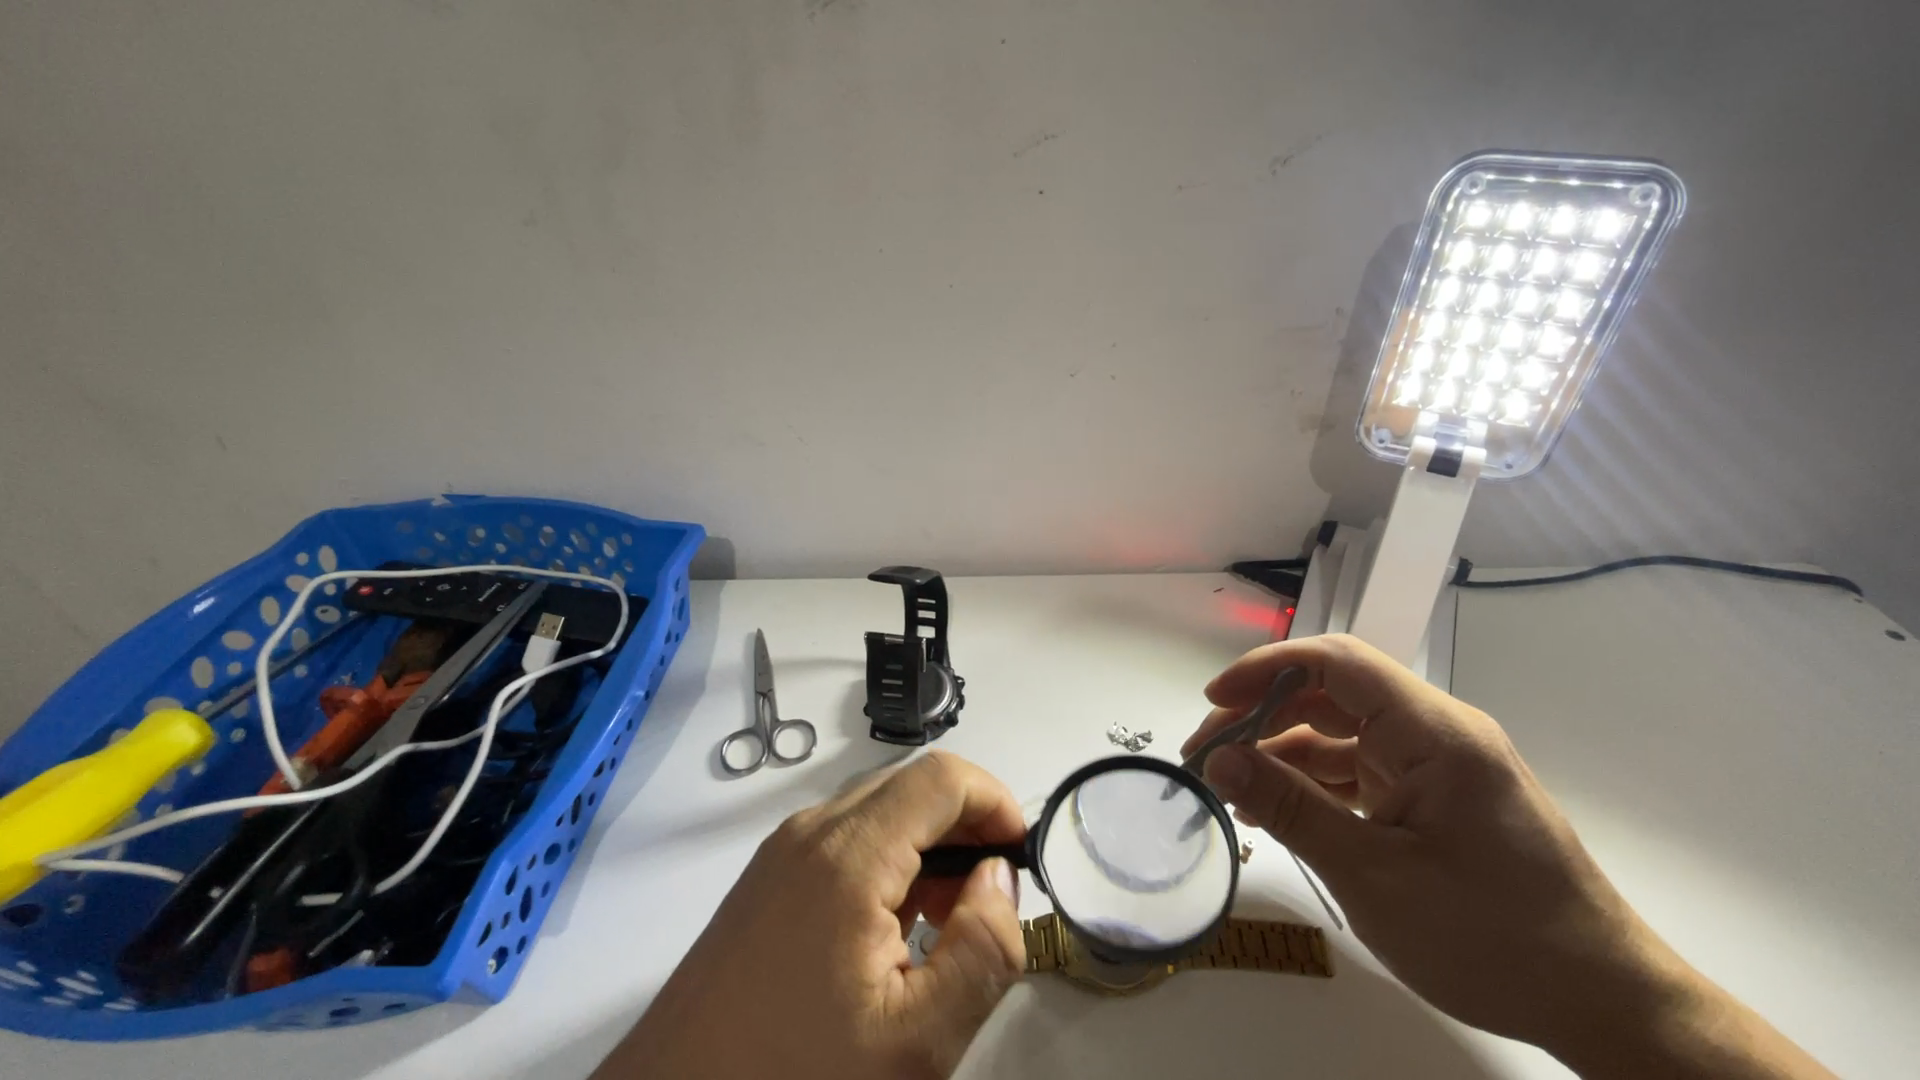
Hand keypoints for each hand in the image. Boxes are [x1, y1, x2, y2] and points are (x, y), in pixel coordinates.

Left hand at [594, 752, 1024, 1079]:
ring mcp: (780, 855)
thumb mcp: (916, 1040)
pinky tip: (898, 928)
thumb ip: (983, 951)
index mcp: (848, 855)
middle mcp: (810, 833)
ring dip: (929, 844)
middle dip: (967, 823)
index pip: (941, 777)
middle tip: (997, 890)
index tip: (1023, 855)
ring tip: (954, 916)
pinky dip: (889, 861)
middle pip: (909, 786)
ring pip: (877, 812)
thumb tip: (997, 878)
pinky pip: (844, 842)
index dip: (995, 800)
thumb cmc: (799, 1076)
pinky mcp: (766, 882)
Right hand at [1186, 634, 1831, 1077]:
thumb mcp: (1372, 876)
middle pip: (1331, 695)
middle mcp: (1437, 734)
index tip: (1213, 701)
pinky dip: (1313, 785)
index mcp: (1434, 733)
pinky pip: (1361, 772)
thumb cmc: (1491, 937)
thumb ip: (1290, 809)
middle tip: (1204, 756)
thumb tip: (1219, 759)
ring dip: (1281, 754)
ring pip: (1341, 735)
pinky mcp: (1436, 798)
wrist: (1602, 1002)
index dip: (1266, 669)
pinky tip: (1275, 813)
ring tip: (1227, 787)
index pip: (1336, 662)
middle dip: (1261, 716)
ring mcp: (1438, 766)